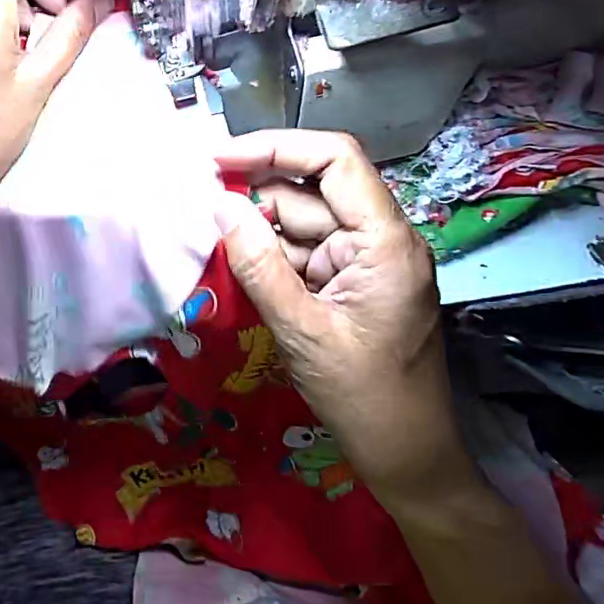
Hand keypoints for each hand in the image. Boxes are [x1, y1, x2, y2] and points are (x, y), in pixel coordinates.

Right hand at [213, 130, 478, 505]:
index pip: (335, 162)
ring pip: (298, 223)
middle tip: (198, 202)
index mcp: (385, 242)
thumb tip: (220, 208)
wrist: (406, 455)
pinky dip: (264, 255)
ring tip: (206, 237)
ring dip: (254, 229)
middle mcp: (377, 240)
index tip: (221, 159)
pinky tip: (231, 263)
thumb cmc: (365, 398)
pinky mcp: (345, 282)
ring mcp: (361, 261)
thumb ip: (259, 267)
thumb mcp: (303, 331)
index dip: (276, 148)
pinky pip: (298, 253)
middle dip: (254, 195)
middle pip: (310, 192)